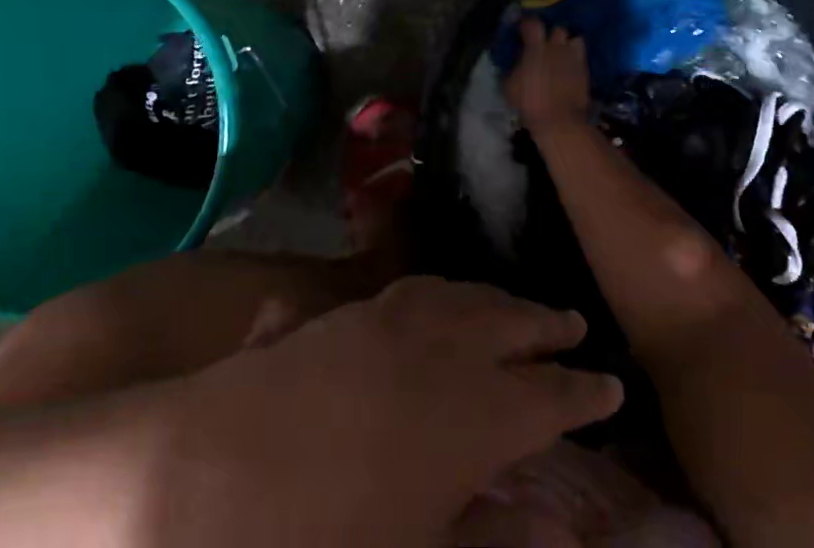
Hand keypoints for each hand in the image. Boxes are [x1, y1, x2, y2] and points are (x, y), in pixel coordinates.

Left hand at [148, 276, 623, 547]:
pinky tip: (439, 294)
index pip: (549, 397)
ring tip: (516, 303)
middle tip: (574, 323)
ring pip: (462, 296)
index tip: (610, 385)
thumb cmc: (323, 536)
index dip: (584, 392)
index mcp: (473, 415)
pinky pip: (408, 290)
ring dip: (496, 298)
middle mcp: (440, 351)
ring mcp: (387, 322)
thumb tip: (562, 531)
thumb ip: (493, 534)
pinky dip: (438, 290)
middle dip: (546, 325)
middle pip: (510, 326)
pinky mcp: (342, 314)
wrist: (203, 479)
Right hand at [505, 17, 591, 132]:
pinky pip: (581, 55)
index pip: (532, 23)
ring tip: (561, 52)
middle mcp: (556, 47)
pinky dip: (575, 57)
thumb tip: (515, 62)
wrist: (559, 120)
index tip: (521, 27)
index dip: (526, 23)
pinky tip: (569, 66)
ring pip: (574, 39)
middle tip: (544, 43)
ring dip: (567, 43)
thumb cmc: (529, 102)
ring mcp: (573, 57)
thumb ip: (513, 68)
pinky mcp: (585, 69)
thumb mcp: (509, 86)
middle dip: (551, 33)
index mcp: (535, 48)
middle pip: (557, 28)